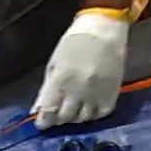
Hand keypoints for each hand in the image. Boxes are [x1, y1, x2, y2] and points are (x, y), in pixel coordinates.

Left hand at [31, 10, 130, 128]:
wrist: (105, 27)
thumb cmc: (73, 44)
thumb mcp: (53, 65)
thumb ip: (45, 91)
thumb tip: (36, 111)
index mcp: (61, 81)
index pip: (49, 111)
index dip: (43, 121)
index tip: (42, 123)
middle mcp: (80, 89)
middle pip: (66, 118)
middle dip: (58, 119)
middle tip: (57, 114)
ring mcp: (98, 91)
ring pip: (84, 118)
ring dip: (75, 117)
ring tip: (73, 109)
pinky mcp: (114, 89)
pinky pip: (103, 112)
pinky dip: (94, 114)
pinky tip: (89, 108)